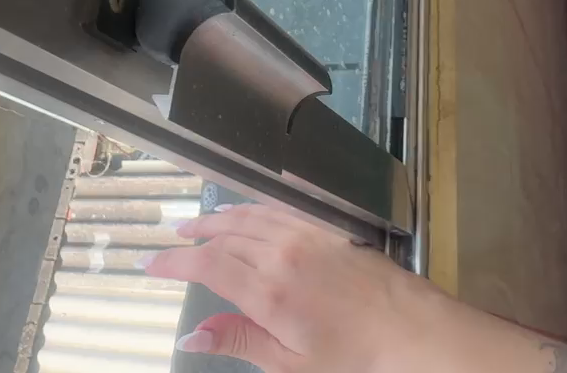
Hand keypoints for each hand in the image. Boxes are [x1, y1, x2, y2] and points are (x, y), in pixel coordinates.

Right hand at [144, 205, 535, 372]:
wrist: (415, 331)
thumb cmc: (353, 360)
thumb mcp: (292, 365)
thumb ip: (240, 341)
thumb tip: (190, 335)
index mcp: (269, 289)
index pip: (209, 266)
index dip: (176, 263)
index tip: (150, 264)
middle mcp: (283, 251)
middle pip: (228, 234)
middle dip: (196, 237)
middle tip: (171, 241)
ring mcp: (308, 235)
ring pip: (253, 215)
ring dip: (222, 216)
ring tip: (200, 221)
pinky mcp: (329, 230)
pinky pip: (281, 210)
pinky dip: (255, 208)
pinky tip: (250, 213)